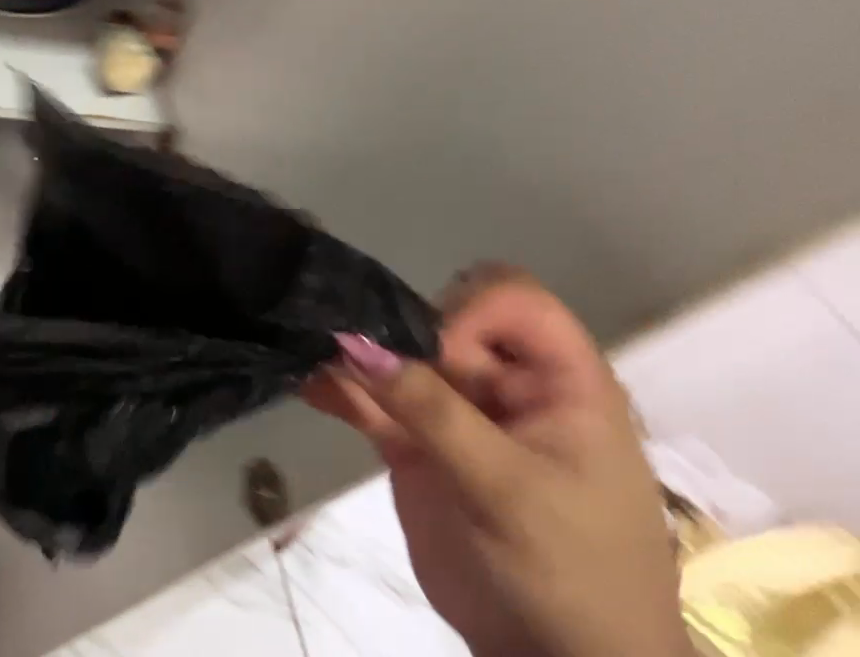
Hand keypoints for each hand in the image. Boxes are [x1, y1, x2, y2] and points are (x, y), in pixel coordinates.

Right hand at [306, 265, 689, 656]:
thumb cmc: (567, 570)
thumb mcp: (507, 488)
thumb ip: (430, 410)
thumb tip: (354, 339)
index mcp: (559, 385)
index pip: (512, 301)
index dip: (466, 310)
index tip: (431, 353)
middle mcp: (504, 389)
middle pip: (439, 325)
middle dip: (390, 331)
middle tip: (340, 349)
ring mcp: (456, 419)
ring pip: (397, 363)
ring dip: (352, 358)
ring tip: (306, 357)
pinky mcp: (416, 448)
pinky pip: (371, 403)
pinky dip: (338, 392)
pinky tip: (305, 386)